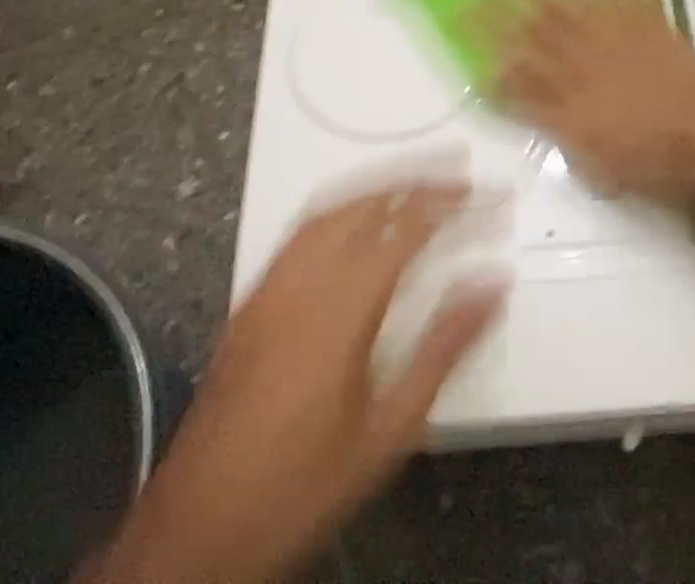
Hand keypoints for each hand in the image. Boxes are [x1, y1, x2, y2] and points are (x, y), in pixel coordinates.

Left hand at [86, 182, 505, 583]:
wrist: (202, 522)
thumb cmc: (301, 483)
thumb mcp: (390, 426)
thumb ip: (443, 346)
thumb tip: (490, 286)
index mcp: (338, 311)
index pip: (407, 232)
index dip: (455, 206)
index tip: (492, 198)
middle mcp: (298, 285)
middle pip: (364, 203)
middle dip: (418, 178)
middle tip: (462, 171)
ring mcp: (267, 290)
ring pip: (326, 209)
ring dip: (377, 184)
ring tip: (418, 177)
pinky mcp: (250, 303)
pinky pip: (299, 230)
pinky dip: (339, 206)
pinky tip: (355, 217)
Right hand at [485, 0, 694, 210]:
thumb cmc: (653, 166)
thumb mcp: (592, 160)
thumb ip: (550, 124)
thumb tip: (516, 97)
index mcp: (567, 99)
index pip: (515, 67)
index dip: (485, 44)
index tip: (459, 22)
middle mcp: (586, 63)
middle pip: (535, 25)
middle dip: (500, 0)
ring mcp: (619, 39)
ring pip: (568, 1)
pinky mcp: (650, 25)